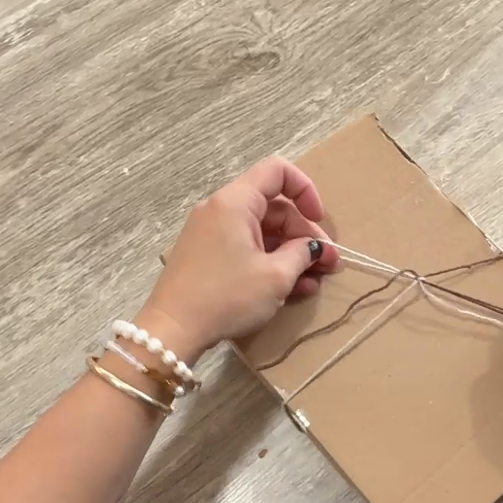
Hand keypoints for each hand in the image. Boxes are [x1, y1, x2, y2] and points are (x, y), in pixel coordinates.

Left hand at [139, 157, 340, 358]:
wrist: (173, 330)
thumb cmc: (227, 297)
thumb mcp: (275, 277)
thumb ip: (302, 254)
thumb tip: (314, 247)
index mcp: (236, 203)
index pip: (278, 171)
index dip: (306, 190)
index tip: (318, 221)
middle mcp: (222, 210)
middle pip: (274, 208)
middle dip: (305, 235)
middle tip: (330, 265)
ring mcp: (213, 234)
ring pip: (264, 233)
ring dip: (293, 254)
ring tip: (317, 281)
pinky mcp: (209, 257)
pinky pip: (248, 249)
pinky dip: (272, 263)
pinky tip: (295, 288)